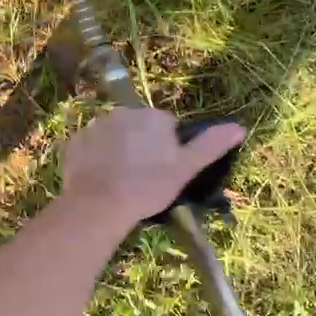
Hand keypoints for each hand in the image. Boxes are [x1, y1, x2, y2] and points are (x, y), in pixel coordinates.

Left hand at [60, 108, 246, 222]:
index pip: (165, 126)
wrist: (100, 203)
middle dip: (142, 146)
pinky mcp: (76, 142)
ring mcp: (95, 126)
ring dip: (119, 151)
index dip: (167, 149)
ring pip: (114, 136)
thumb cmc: (148, 186)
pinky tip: (101, 179)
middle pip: (138, 128)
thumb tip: (239, 126)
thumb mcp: (185, 168)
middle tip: (143, 177)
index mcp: (151, 116)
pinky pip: (92, 147)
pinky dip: (96, 159)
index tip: (164, 170)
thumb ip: (210, 145)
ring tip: (121, 181)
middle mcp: (122, 113)